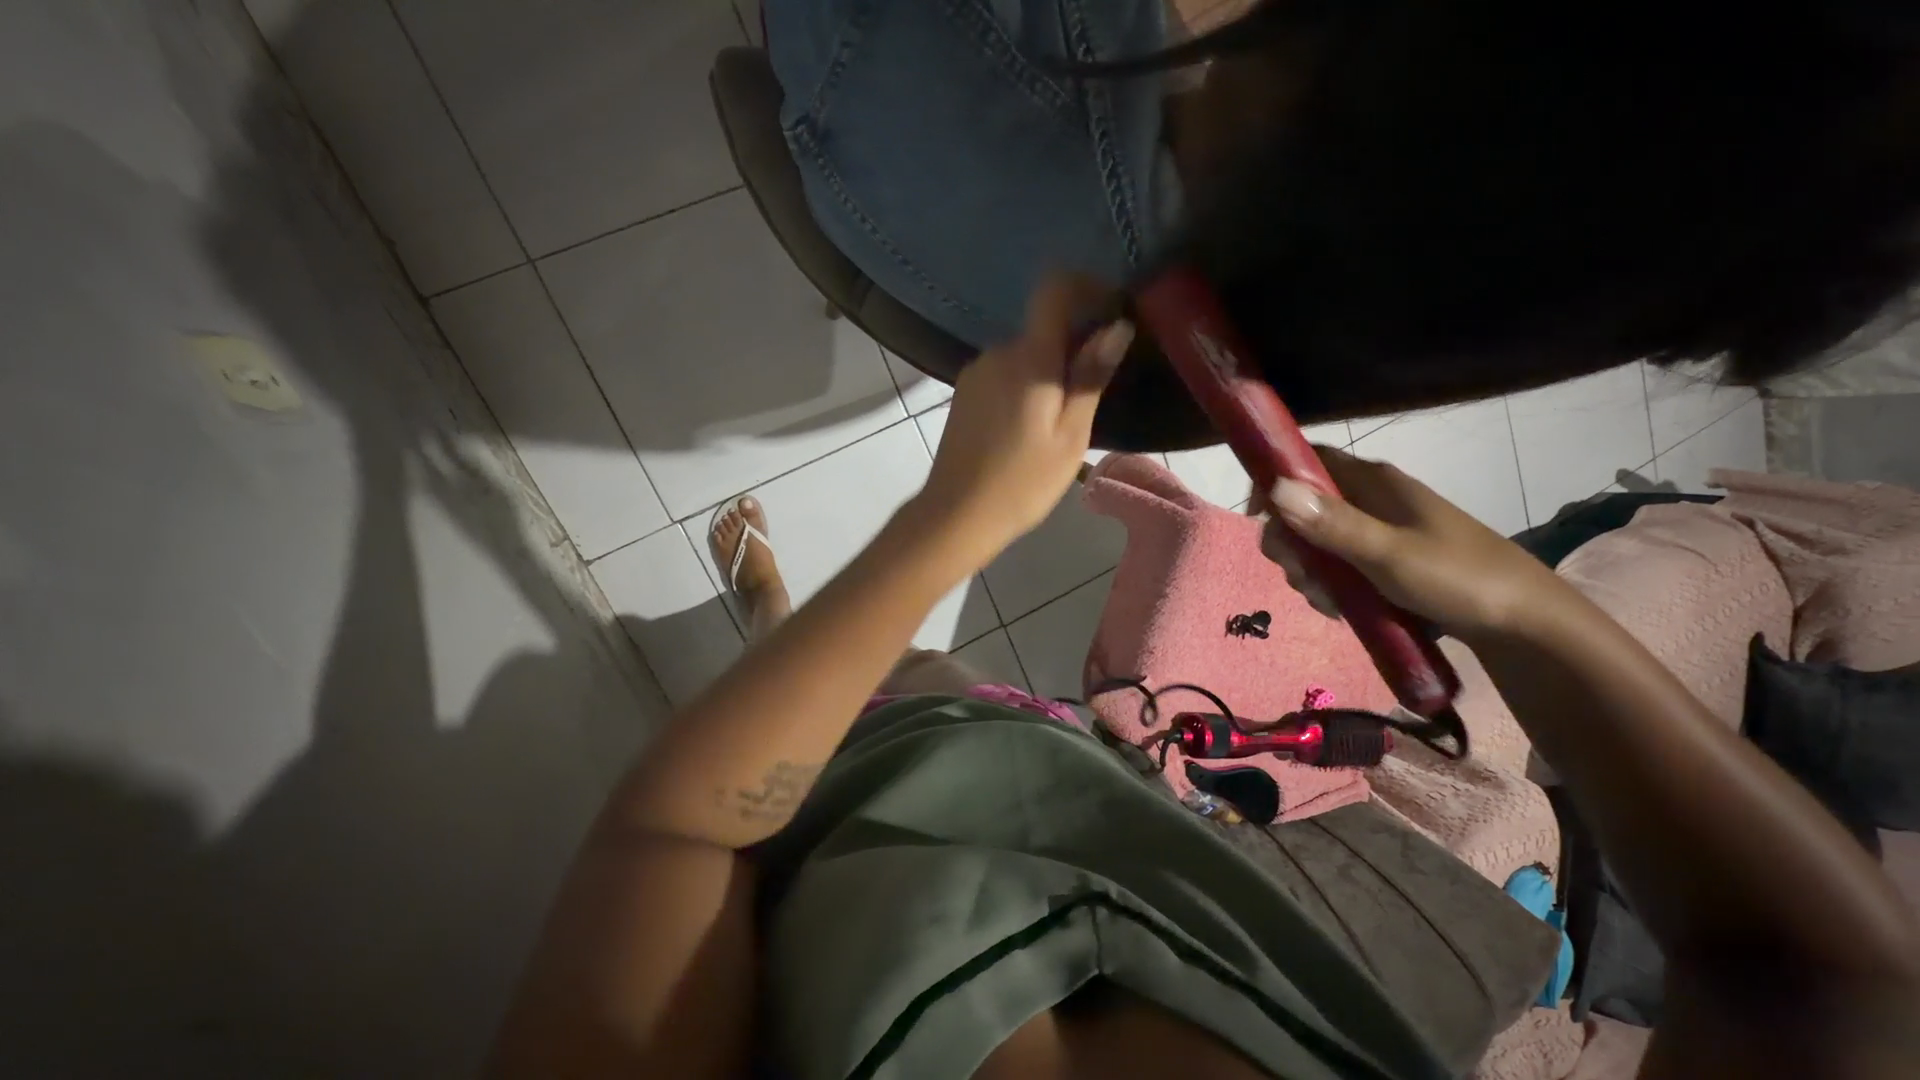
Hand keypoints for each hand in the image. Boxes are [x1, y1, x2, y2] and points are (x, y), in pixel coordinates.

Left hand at [915, 276, 1132, 557]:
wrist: (957, 514)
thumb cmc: (1023, 482)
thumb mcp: (1071, 434)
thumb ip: (1091, 376)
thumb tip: (1118, 326)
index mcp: (1028, 358)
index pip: (1054, 289)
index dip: (1086, 287)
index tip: (1111, 310)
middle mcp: (998, 353)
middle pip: (1043, 328)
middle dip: (1073, 346)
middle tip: (1095, 393)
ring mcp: (976, 372)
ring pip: (1025, 354)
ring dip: (1049, 371)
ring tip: (1062, 422)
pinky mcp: (965, 392)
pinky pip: (1006, 373)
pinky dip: (1027, 385)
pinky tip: (1030, 429)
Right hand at [1256, 446, 1567, 637]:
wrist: (1525, 626)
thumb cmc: (1459, 580)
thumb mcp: (1389, 555)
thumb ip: (1332, 524)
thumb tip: (1275, 488)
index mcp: (1375, 482)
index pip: (1308, 460)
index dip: (1274, 481)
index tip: (1259, 519)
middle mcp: (1375, 499)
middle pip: (1306, 507)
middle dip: (1291, 542)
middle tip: (1301, 576)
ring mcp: (1383, 532)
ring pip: (1320, 542)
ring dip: (1311, 571)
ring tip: (1327, 602)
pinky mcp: (1390, 563)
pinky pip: (1342, 567)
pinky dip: (1333, 587)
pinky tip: (1342, 610)